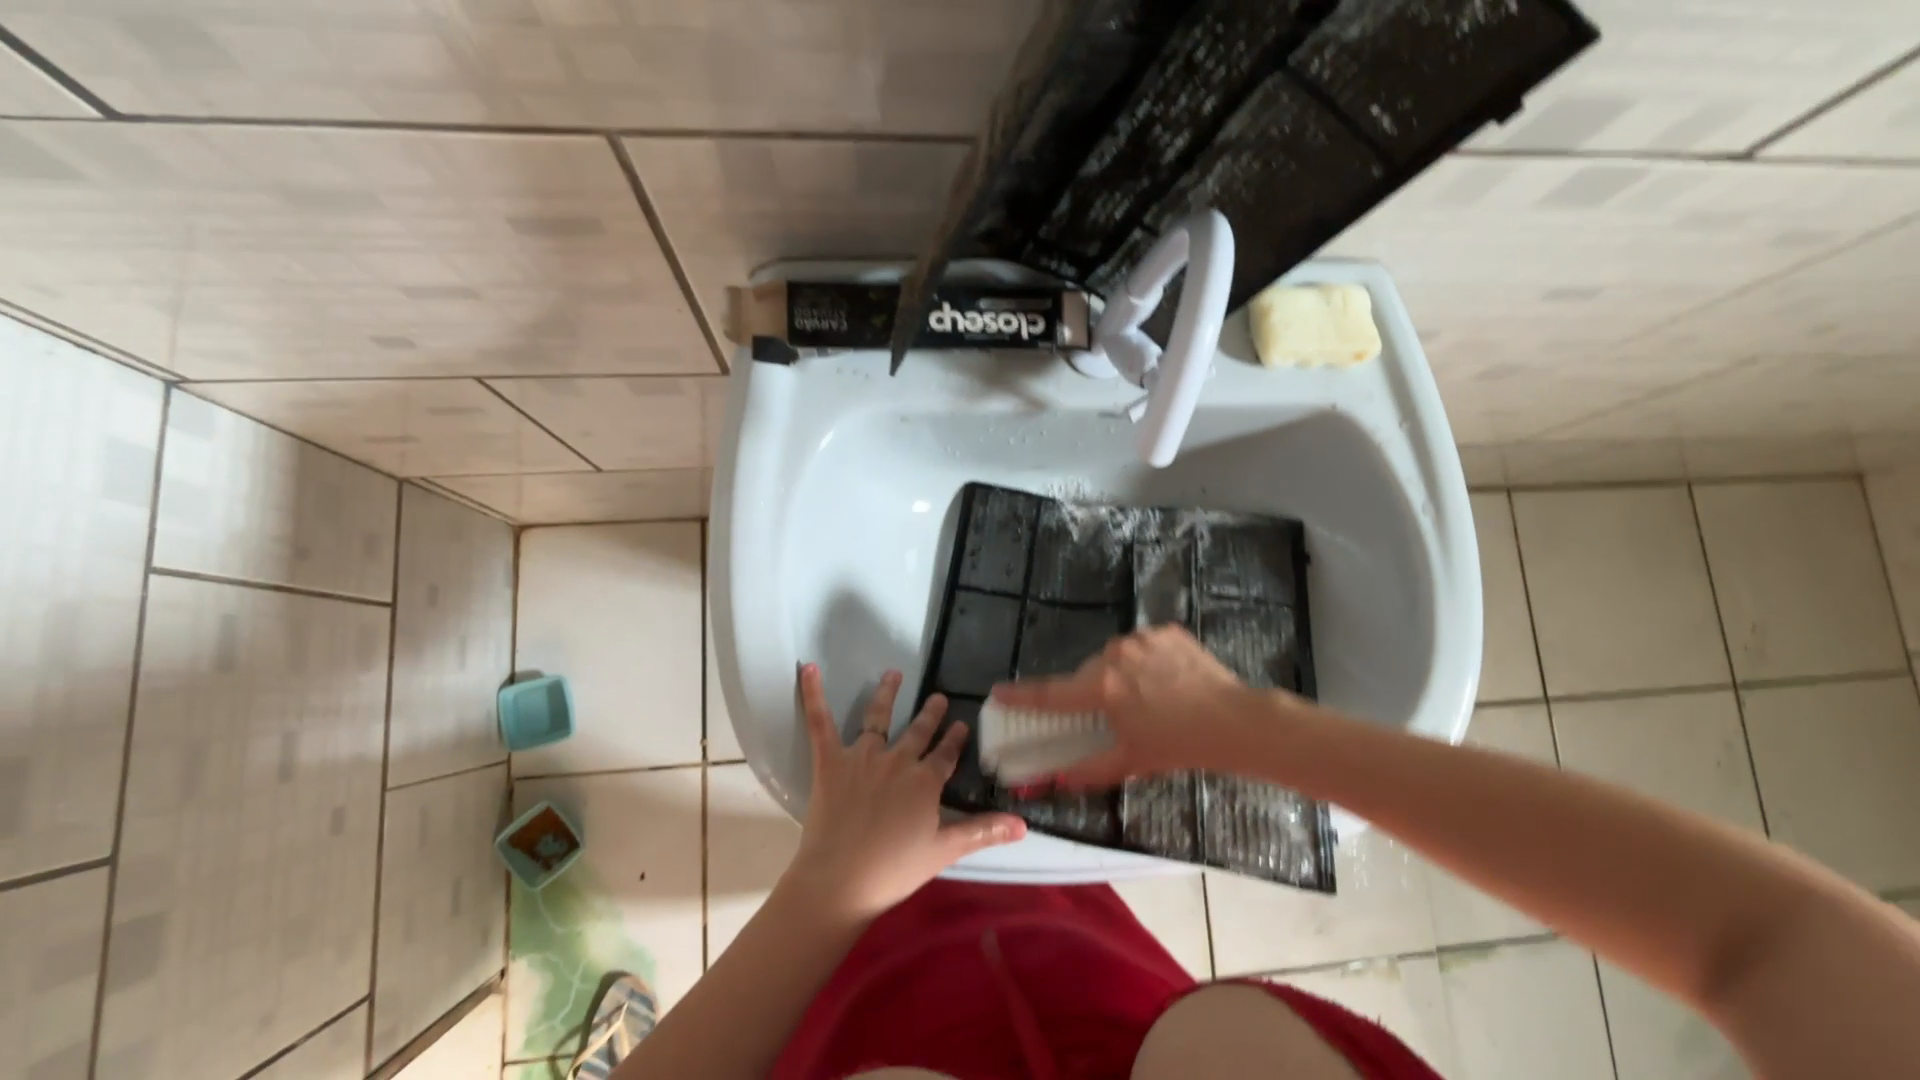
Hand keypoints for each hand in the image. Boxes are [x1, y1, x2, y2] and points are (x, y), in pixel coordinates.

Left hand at [784, 664, 1026, 922]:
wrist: (841, 879)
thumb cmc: (894, 870)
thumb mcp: (945, 851)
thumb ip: (983, 831)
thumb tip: (1024, 824)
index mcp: (925, 781)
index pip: (946, 755)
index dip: (955, 740)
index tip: (962, 725)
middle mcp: (898, 760)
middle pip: (918, 732)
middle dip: (931, 713)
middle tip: (939, 697)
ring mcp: (863, 757)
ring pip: (878, 717)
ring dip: (887, 694)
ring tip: (894, 673)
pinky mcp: (830, 761)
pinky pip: (820, 723)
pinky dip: (813, 694)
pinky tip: (808, 669)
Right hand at [993, 625, 1279, 787]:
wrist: (1234, 720)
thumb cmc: (1178, 745)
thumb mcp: (1131, 761)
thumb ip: (1088, 770)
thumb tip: (1057, 781)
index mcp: (1101, 688)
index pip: (1050, 694)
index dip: (1021, 695)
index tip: (998, 691)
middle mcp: (1114, 656)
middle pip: (1087, 674)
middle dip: (1091, 692)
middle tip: (1112, 714)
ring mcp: (1142, 639)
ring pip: (1115, 657)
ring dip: (1120, 674)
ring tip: (1147, 698)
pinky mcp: (1166, 631)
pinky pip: (1143, 646)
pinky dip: (1146, 661)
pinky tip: (1165, 681)